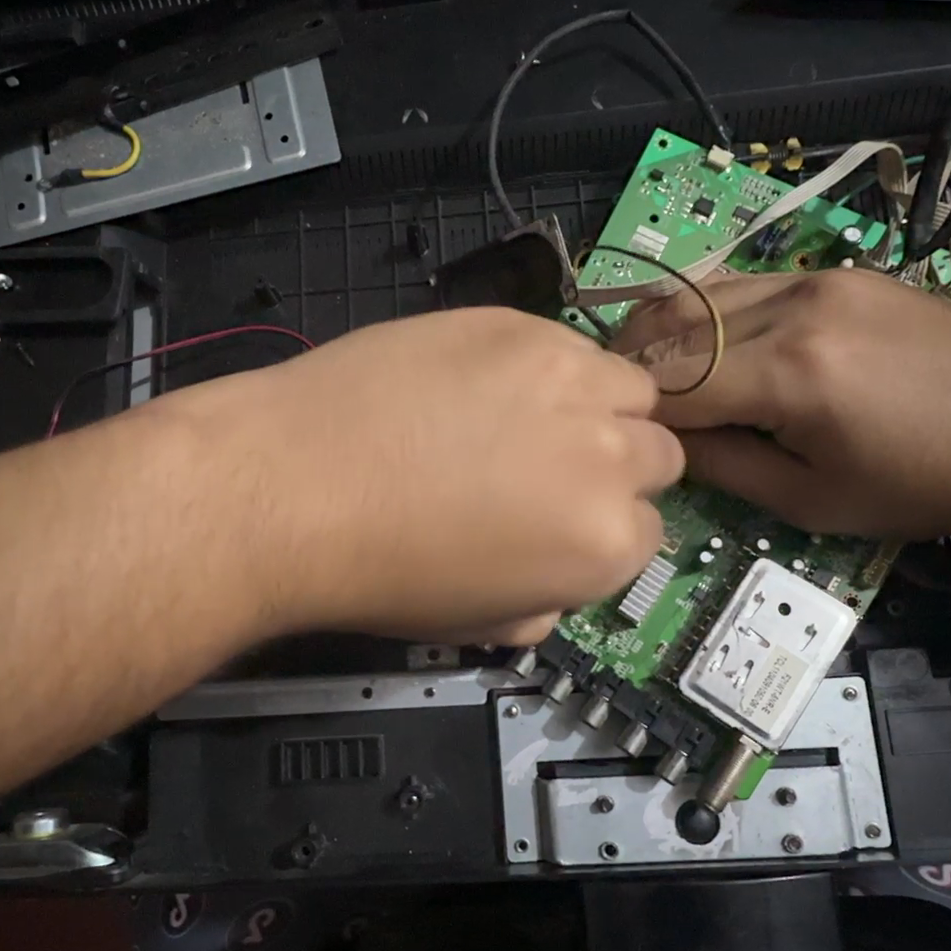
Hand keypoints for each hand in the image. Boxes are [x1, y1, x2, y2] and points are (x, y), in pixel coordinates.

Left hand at [158, 307, 683, 642]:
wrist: (294, 486)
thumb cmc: (379, 574)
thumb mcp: (474, 625)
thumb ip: (539, 607)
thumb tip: (549, 593)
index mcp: (605, 545)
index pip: (646, 533)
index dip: (600, 531)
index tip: (560, 525)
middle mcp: (610, 458)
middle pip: (656, 455)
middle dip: (614, 468)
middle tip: (547, 469)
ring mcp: (567, 379)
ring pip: (628, 388)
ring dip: (596, 407)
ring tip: (527, 418)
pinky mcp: (517, 325)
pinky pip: (566, 345)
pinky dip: (545, 368)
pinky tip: (483, 383)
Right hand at [613, 269, 950, 539]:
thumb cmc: (922, 485)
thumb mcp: (810, 501)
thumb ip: (724, 467)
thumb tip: (667, 443)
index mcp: (788, 373)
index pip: (670, 383)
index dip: (631, 410)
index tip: (612, 433)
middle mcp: (795, 306)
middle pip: (675, 324)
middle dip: (630, 361)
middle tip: (603, 395)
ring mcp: (820, 278)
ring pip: (705, 292)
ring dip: (660, 328)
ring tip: (638, 365)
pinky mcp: (842, 272)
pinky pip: (747, 285)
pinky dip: (708, 311)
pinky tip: (702, 339)